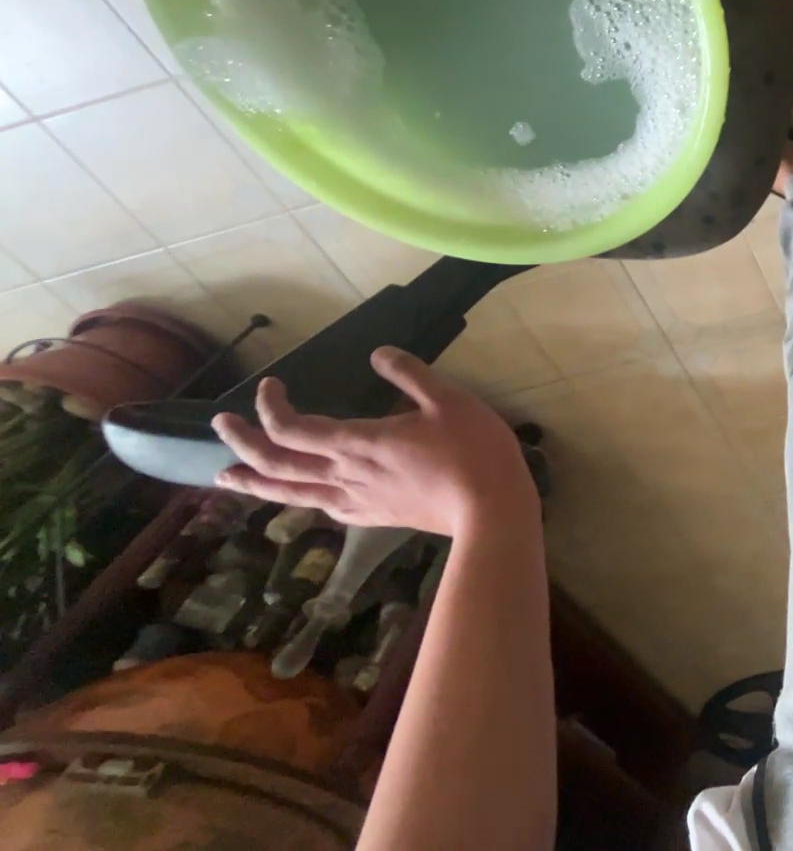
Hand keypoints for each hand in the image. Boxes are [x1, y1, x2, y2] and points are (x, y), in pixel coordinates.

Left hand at [211, 347, 536, 537]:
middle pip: (275, 462)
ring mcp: (357, 500)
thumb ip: (412, 375)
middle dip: (241, 442)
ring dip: (252, 481)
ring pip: (289, 493)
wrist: (491, 506)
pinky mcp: (375, 516)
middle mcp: (344, 474)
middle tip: (222, 424)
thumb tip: (378, 354)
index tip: (270, 385)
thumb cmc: (473, 448)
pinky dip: (300, 500)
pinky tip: (302, 498)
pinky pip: (324, 508)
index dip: (270, 405)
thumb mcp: (450, 400)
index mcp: (357, 443)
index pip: (290, 427)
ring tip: (225, 477)